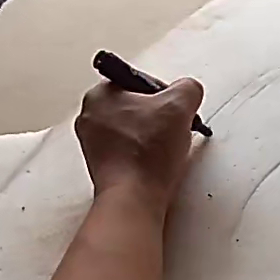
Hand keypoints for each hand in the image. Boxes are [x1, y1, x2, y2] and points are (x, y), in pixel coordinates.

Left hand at [74, 78, 204, 208]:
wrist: (134, 197)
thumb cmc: (147, 153)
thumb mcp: (180, 106)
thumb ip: (188, 88)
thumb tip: (190, 91)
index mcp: (100, 94)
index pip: (141, 82)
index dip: (167, 97)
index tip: (177, 112)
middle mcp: (90, 116)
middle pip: (138, 108)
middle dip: (160, 118)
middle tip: (174, 131)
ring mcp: (93, 144)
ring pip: (134, 131)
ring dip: (154, 138)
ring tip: (166, 150)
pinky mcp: (102, 166)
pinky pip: (128, 152)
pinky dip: (144, 156)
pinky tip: (155, 165)